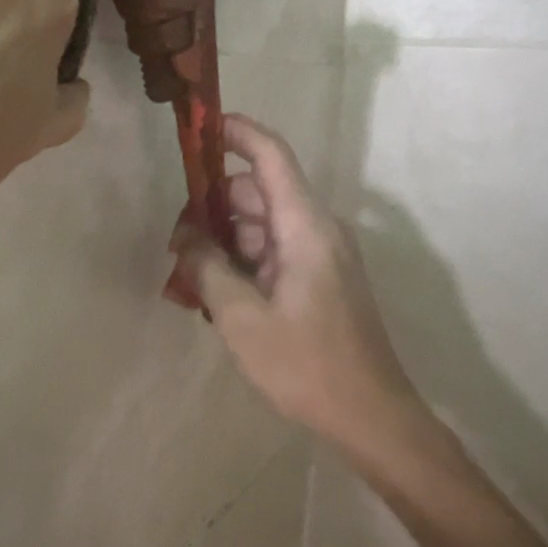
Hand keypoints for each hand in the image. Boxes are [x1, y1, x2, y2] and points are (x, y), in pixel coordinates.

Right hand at [171, 115, 424, 450]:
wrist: (371, 418)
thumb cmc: (305, 364)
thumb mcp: (240, 316)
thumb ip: (207, 266)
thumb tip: (188, 236)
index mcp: (305, 228)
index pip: (269, 156)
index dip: (234, 133)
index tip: (196, 128)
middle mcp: (316, 231)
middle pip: (257, 191)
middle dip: (212, 204)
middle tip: (176, 241)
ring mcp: (319, 256)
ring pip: (260, 224)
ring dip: (223, 238)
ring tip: (189, 274)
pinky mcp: (317, 280)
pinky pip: (270, 251)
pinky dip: (240, 260)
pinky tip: (214, 292)